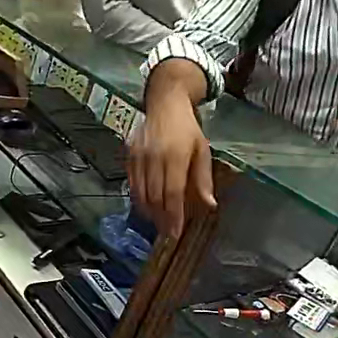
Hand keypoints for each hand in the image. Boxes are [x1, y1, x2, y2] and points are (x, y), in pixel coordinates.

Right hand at [129, 91, 214, 239]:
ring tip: (157, 223)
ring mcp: (138, 156)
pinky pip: (131, 183)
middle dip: (161, 218)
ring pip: (140, 192)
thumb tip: (209, 205)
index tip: (175, 233)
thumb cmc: (188, 129)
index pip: (172, 193)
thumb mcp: (202, 150)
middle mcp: (154, 157)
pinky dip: (138, 198)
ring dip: (148, 212)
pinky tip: (146, 207)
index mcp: (175, 156)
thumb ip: (203, 179)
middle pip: (155, 196)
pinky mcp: (128, 155)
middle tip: (167, 232)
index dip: (173, 215)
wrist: (165, 103)